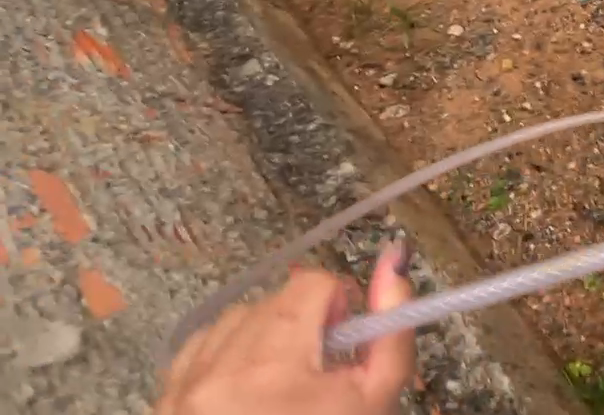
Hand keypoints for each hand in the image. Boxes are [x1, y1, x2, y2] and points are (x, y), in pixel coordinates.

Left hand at [158, 242, 414, 414]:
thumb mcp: (380, 389)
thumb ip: (393, 318)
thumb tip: (394, 254)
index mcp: (269, 366)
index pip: (310, 284)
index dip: (338, 303)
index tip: (343, 342)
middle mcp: (213, 372)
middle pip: (275, 299)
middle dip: (305, 319)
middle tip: (319, 365)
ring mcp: (176, 393)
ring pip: (235, 318)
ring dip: (266, 331)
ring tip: (282, 376)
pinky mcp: (158, 406)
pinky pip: (199, 347)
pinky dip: (229, 351)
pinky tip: (247, 384)